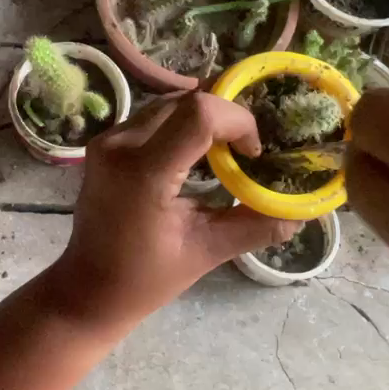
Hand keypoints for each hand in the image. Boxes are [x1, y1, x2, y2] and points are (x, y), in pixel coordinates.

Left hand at [44, 93, 298, 327]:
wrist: (87, 288)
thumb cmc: (145, 278)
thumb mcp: (206, 252)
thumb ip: (255, 226)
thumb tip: (301, 213)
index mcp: (144, 173)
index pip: (199, 113)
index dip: (237, 120)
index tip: (252, 151)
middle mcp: (120, 144)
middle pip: (186, 101)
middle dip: (226, 114)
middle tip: (247, 145)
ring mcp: (108, 140)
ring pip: (169, 103)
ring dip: (204, 115)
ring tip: (227, 147)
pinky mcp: (106, 142)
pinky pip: (152, 115)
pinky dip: (182, 122)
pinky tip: (199, 148)